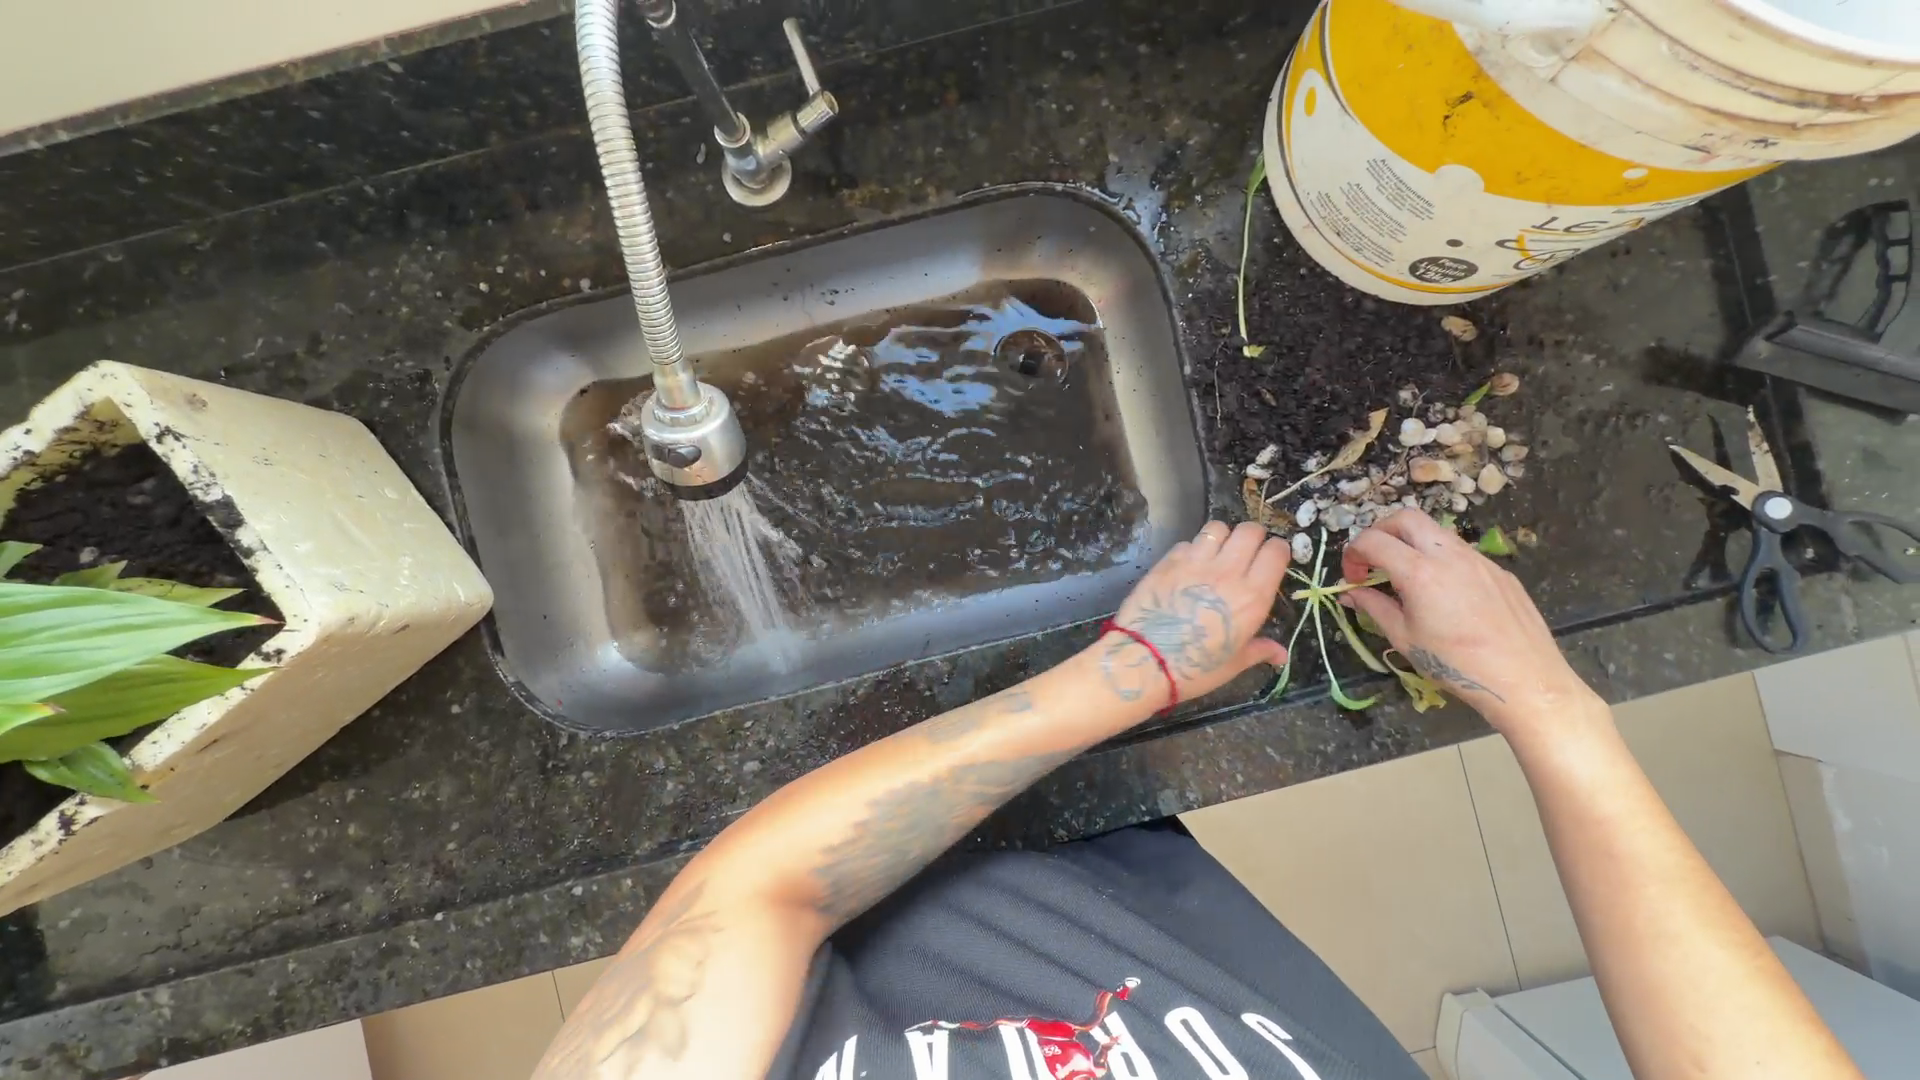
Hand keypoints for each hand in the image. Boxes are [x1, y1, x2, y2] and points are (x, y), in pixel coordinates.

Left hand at [1095, 520, 1290, 707]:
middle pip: (1249, 531)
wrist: (1144, 661)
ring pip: (1217, 529)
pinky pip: (1187, 543)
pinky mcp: (1167, 562)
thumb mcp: (1234, 663)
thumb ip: (1259, 650)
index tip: (1274, 558)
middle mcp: (1227, 572)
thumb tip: (1281, 654)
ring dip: (1222, 537)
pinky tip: (1188, 566)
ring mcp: (1195, 563)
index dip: (1278, 550)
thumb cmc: (1195, 668)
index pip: (1276, 552)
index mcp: (1252, 596)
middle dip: (1253, 537)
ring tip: (1218, 552)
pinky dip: (1192, 549)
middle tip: (1248, 551)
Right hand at [1340, 510, 1600, 737]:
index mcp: (1419, 573)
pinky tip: (1442, 594)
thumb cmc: (1455, 664)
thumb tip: (1351, 593)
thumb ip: (1373, 607)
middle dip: (1380, 532)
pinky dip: (1438, 560)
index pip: (1372, 540)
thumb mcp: (1403, 638)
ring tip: (1406, 578)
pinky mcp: (1498, 571)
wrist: (1524, 679)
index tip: (1353, 579)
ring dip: (1410, 544)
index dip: (1352, 555)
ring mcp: (1478, 560)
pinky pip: (1460, 552)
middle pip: (1404, 518)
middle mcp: (1449, 556)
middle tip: (1373, 561)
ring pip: (1435, 531)